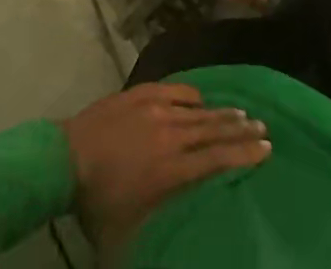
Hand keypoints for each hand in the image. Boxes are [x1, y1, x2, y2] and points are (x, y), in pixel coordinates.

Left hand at [61, 83, 269, 252]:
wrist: (64, 158)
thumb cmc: (98, 200)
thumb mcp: (133, 227)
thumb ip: (161, 226)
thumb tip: (177, 241)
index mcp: (172, 169)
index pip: (218, 159)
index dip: (244, 154)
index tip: (266, 149)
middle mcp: (171, 135)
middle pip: (214, 131)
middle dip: (241, 129)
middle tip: (263, 126)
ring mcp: (155, 110)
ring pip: (197, 111)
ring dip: (221, 113)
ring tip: (241, 112)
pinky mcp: (139, 93)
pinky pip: (174, 90)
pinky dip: (191, 95)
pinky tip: (200, 98)